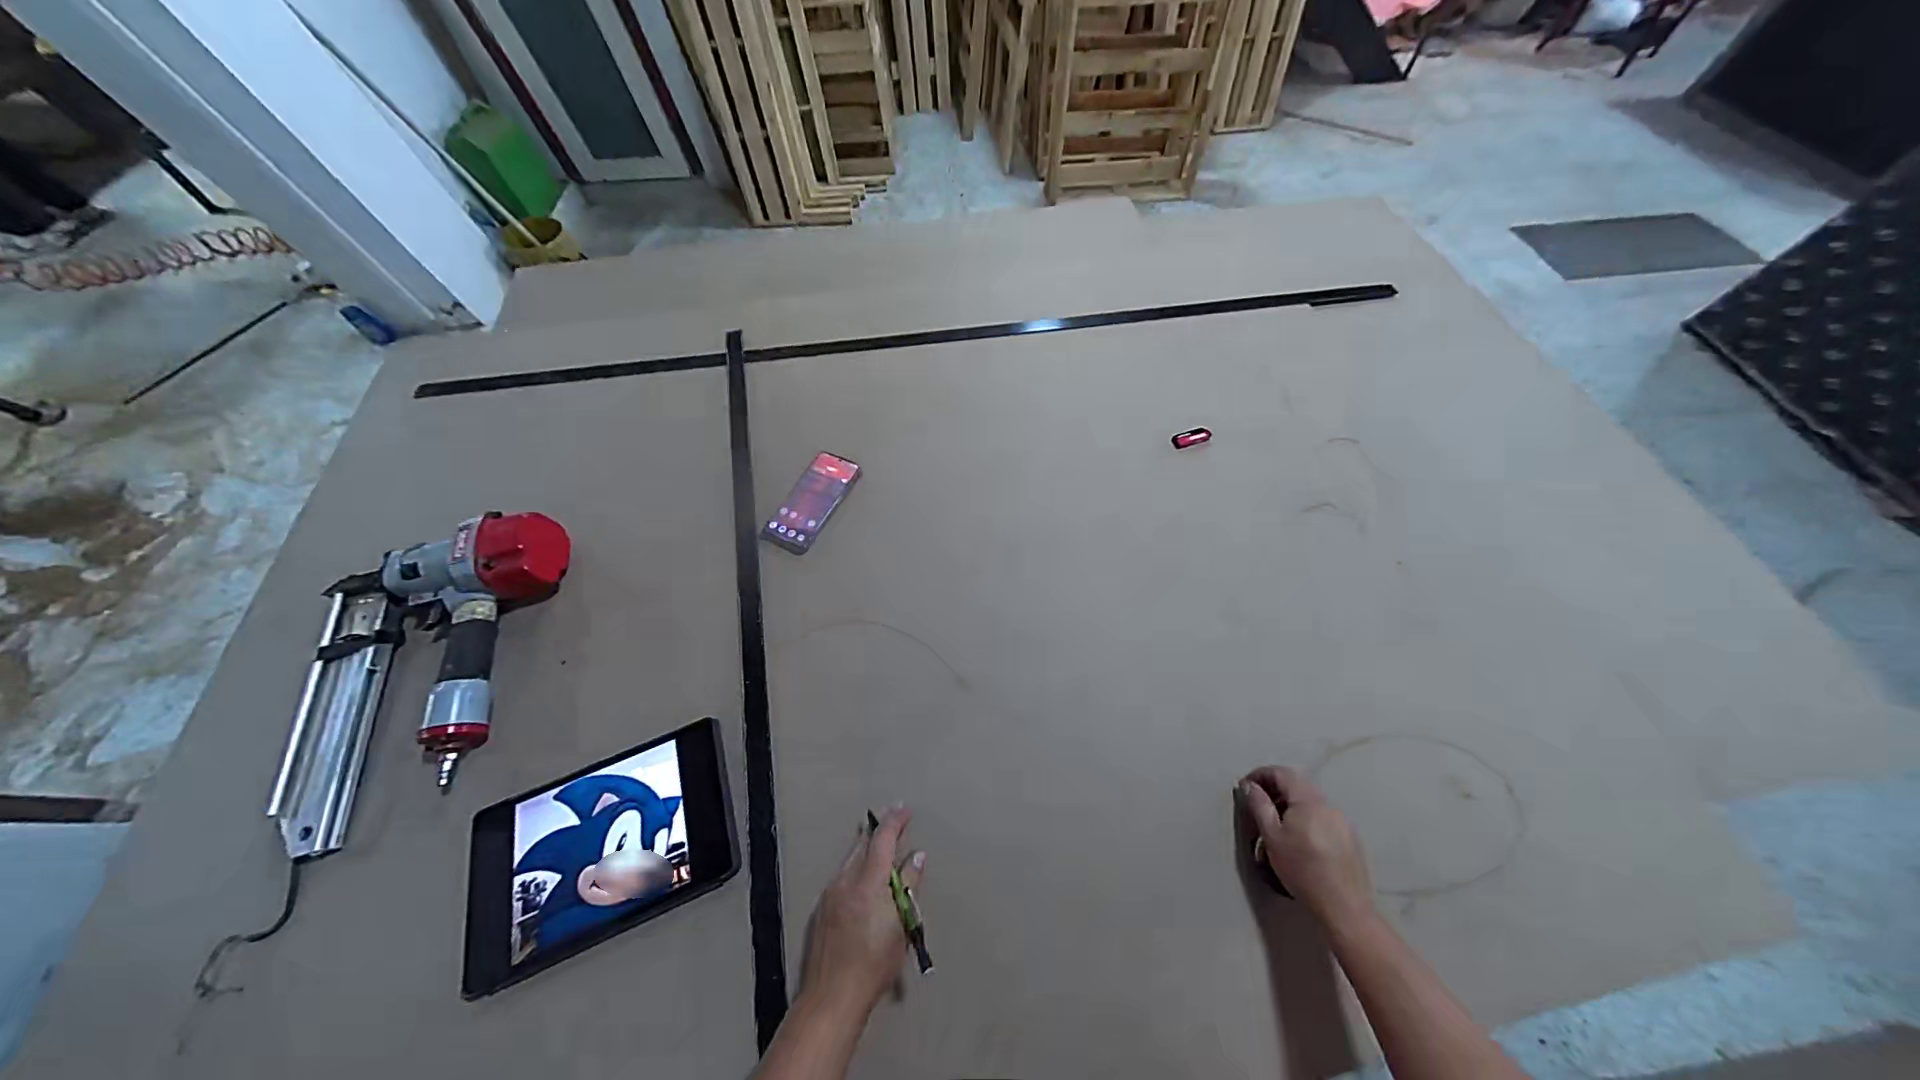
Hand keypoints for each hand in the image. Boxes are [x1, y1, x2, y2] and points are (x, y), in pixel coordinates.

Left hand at [798, 805, 926, 1016]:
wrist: (831, 998)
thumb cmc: (874, 965)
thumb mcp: (902, 925)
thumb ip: (910, 886)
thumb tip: (917, 856)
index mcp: (867, 883)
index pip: (882, 839)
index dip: (895, 821)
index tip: (905, 810)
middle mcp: (844, 881)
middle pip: (862, 845)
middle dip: (880, 834)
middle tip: (897, 828)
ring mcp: (829, 895)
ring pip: (850, 860)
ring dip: (867, 852)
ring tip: (884, 856)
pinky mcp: (821, 909)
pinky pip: (842, 877)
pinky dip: (857, 871)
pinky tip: (866, 886)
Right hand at [1238, 766, 1374, 928]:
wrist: (1344, 907)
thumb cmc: (1302, 870)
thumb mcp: (1272, 837)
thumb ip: (1259, 805)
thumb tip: (1250, 786)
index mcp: (1309, 800)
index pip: (1282, 773)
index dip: (1259, 775)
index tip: (1245, 787)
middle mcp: (1329, 805)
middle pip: (1297, 786)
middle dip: (1273, 791)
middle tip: (1257, 808)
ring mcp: (1343, 821)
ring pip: (1310, 803)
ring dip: (1289, 807)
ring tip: (1276, 828)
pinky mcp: (1350, 838)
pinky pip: (1322, 818)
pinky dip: (1305, 820)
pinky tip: (1299, 842)